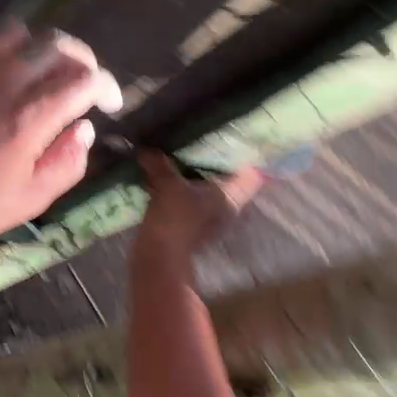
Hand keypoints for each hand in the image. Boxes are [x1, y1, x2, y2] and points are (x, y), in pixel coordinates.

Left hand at [0, 23, 122, 244]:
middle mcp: (5, 82)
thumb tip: (84, 128)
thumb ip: (67, 161)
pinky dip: (11, 47)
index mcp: (30, 117)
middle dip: (82, 60)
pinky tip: (12, 73)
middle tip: (84, 85)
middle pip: (58, 45)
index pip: (84, 79)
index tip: (108, 104)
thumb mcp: (31, 199)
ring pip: (24, 33)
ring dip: (45, 48)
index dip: (106, 87)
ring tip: (48, 74)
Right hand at [134, 151, 264, 267]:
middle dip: (209, 162)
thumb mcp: (168, 184)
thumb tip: (146, 149)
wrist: (159, 257)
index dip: (241, 156)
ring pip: (204, 189)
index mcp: (230, 196)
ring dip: (190, 176)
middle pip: (225, 179)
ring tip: (173, 156)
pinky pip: (187, 199)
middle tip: (193, 142)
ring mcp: (207, 217)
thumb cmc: (175, 218)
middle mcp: (224, 206)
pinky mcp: (189, 224)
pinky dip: (177, 189)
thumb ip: (160, 163)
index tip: (224, 139)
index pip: (250, 174)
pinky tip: (159, 177)